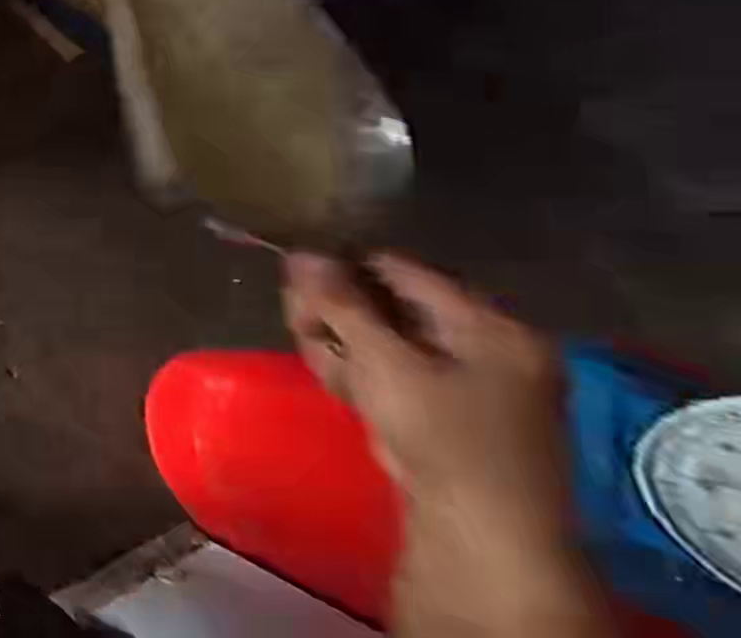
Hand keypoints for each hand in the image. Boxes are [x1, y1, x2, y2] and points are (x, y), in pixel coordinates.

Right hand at [281, 252, 568, 533]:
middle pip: (387, 301)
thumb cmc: (440, 435)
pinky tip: (339, 382)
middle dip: (337, 311)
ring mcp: (467, 375)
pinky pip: (392, 365)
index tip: (297, 287)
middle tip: (302, 327)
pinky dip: (360, 368)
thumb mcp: (382, 361)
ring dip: (340, 342)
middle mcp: (484, 342)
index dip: (342, 270)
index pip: (399, 269)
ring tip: (323, 363)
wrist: (481, 532)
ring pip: (381, 334)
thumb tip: (301, 253)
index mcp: (488, 324)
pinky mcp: (445, 403)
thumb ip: (339, 304)